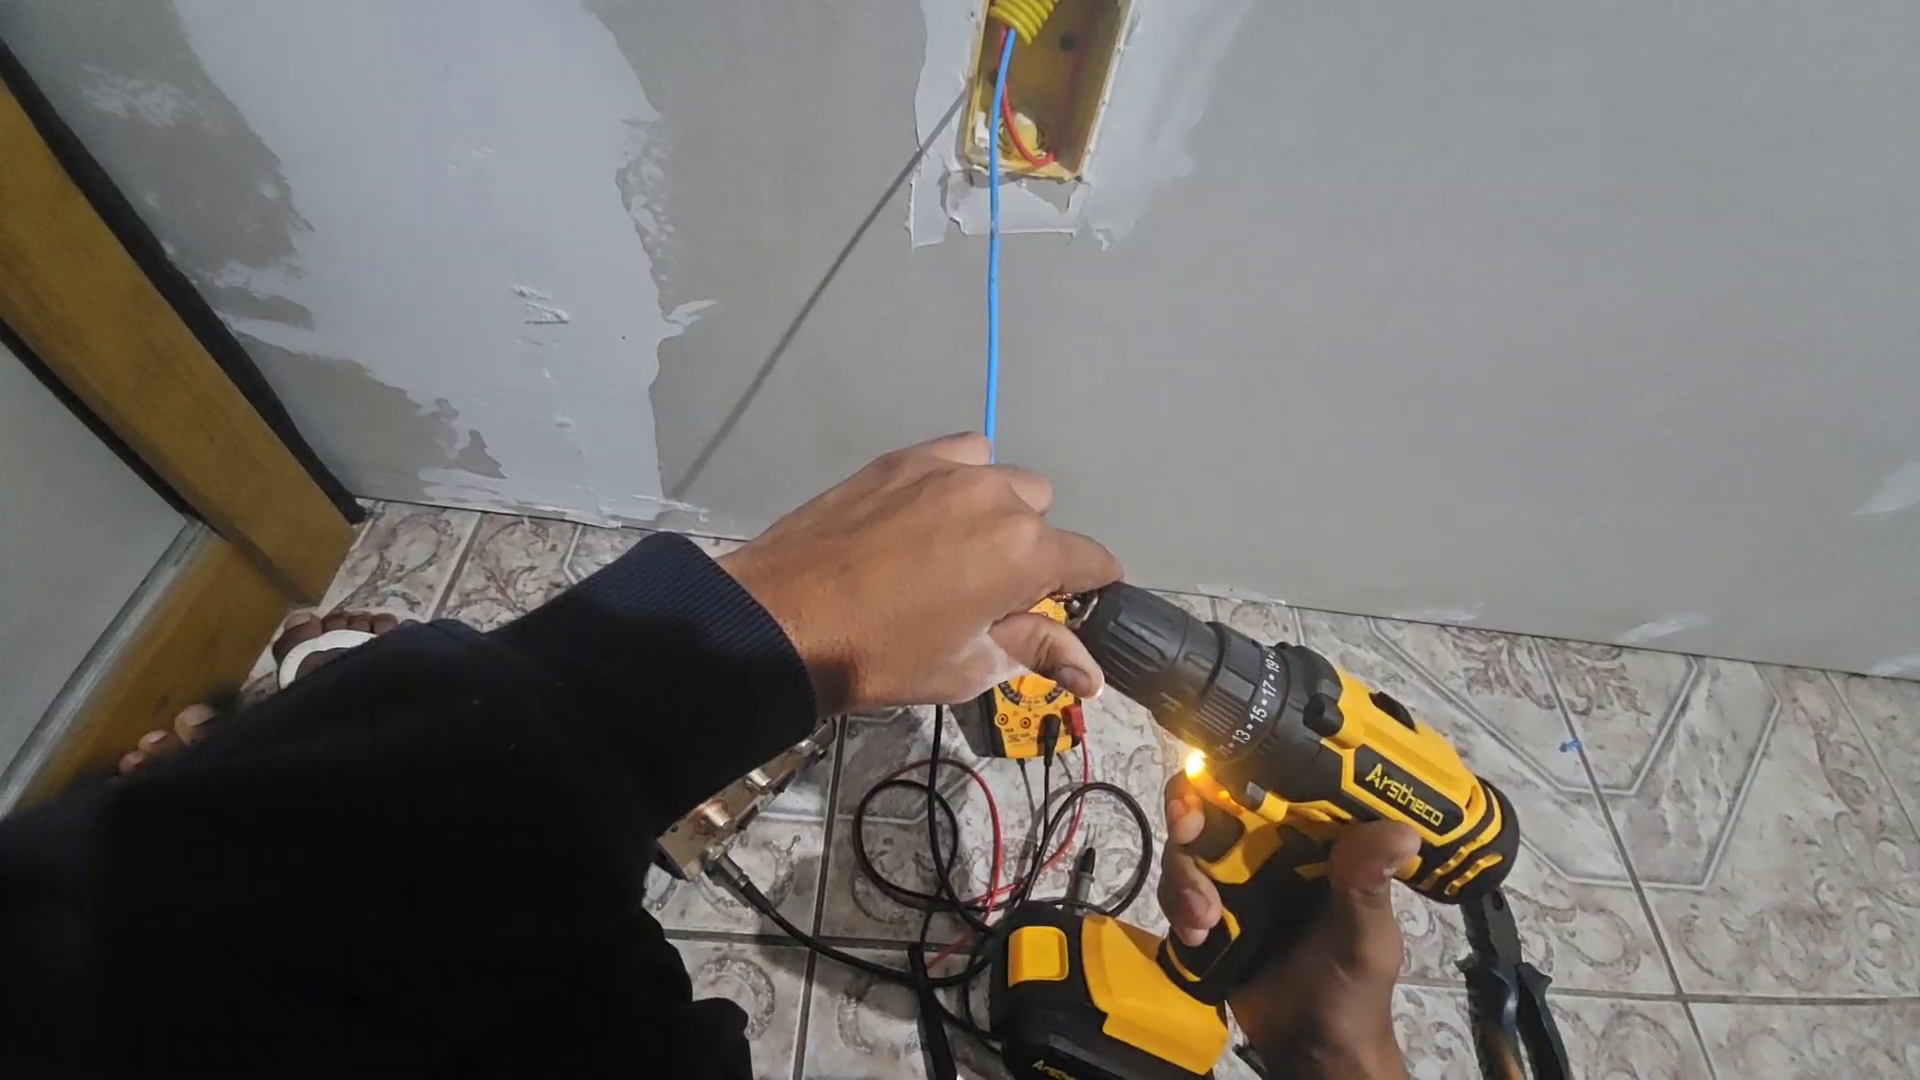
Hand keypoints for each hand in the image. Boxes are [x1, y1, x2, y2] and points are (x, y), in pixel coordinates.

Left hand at [716, 434, 1122, 714]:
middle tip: (989, 588)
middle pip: (1044, 515)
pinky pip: (959, 455)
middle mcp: (997, 496)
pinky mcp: (904, 458)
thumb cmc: (880, 656)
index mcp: (1023, 551)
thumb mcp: (966, 666)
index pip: (1092, 559)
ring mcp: (947, 469)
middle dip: (1032, 550)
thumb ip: (1037, 654)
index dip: (1093, 584)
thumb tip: (1091, 674)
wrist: (781, 621)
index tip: (1078, 601)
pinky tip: (929, 509)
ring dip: (998, 510)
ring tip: (956, 545)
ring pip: (1003, 479)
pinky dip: (959, 479)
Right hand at [1160, 775, 1416, 1079]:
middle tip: (1186, 832)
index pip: (1264, 784)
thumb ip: (1368, 886)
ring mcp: (1229, 877)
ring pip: (1184, 847)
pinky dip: (1176, 907)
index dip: (1232, 772)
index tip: (1210, 783)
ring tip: (1202, 917)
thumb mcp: (1367, 938)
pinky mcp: (1203, 907)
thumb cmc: (1352, 990)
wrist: (1312, 1052)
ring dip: (1181, 875)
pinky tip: (1197, 936)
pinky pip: (1173, 889)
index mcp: (1306, 840)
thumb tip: (1401, 829)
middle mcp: (1262, 848)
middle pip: (1208, 804)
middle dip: (1186, 812)